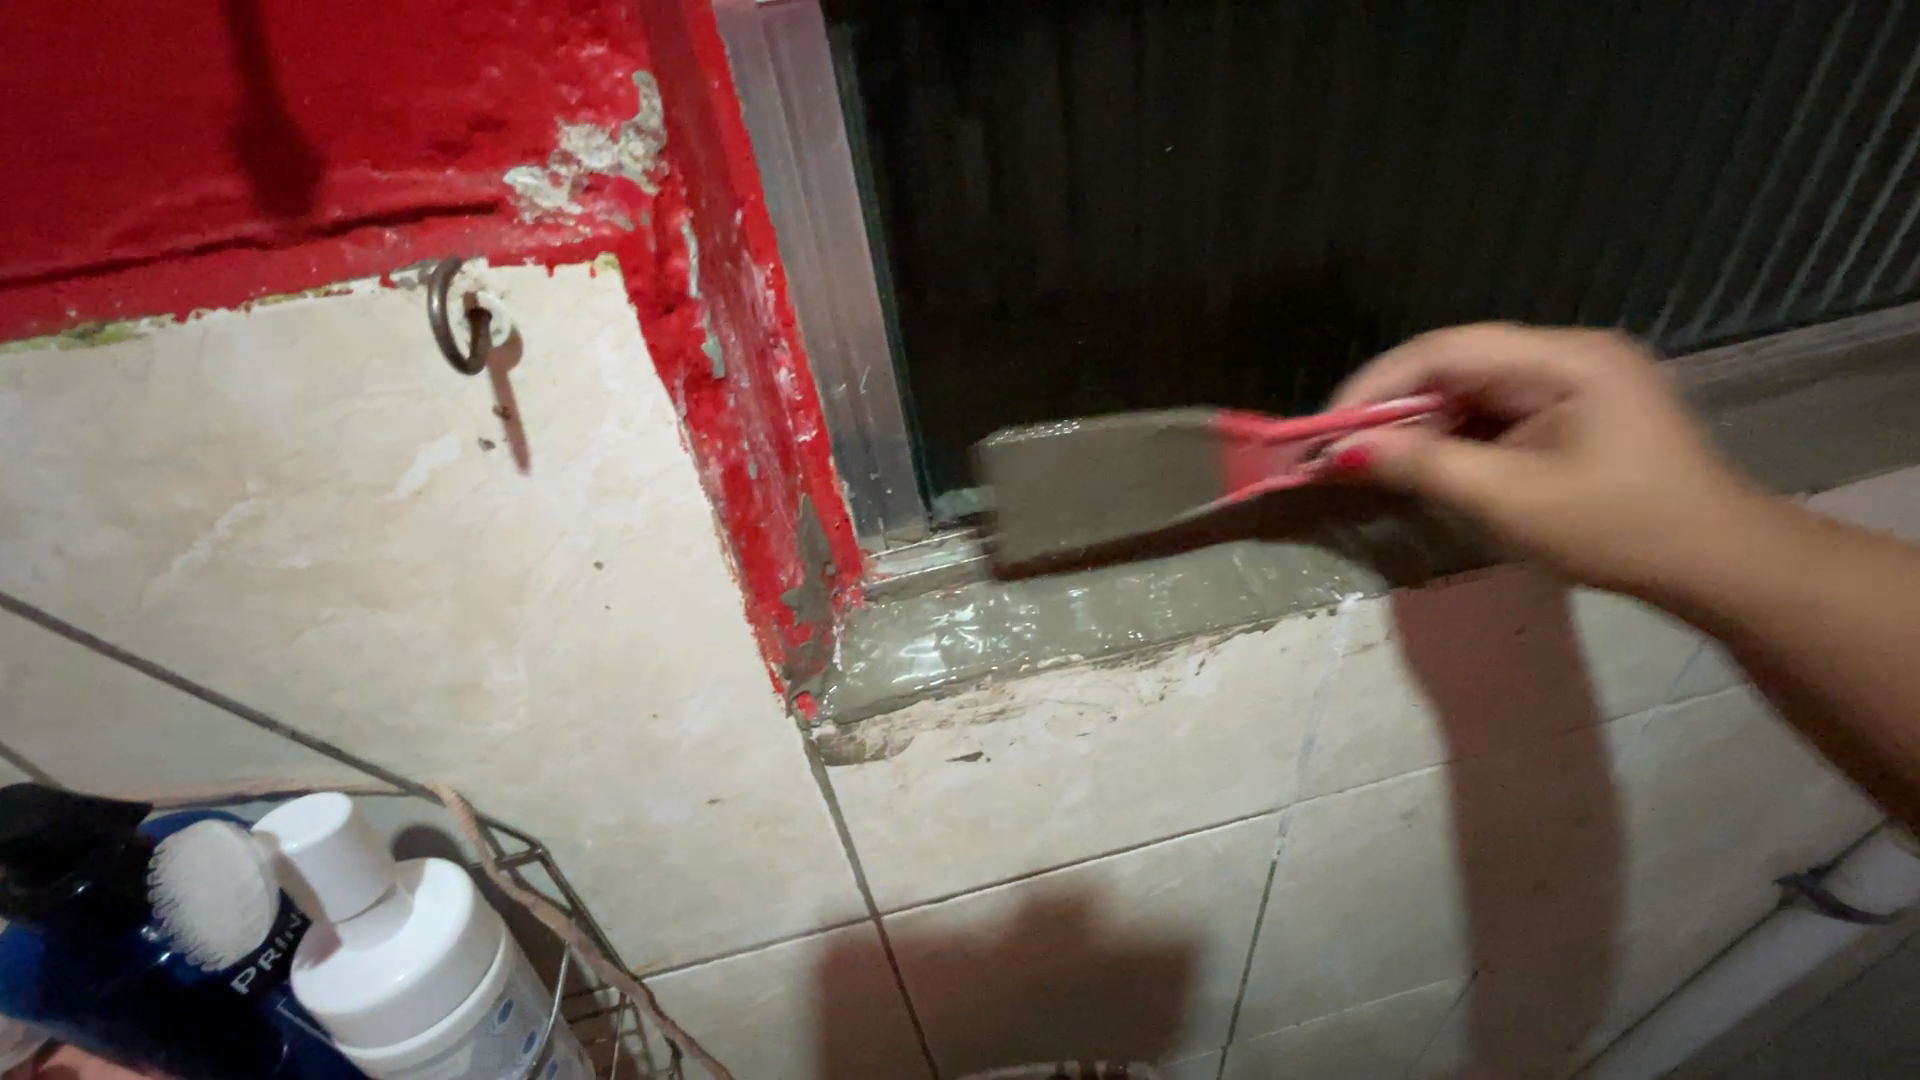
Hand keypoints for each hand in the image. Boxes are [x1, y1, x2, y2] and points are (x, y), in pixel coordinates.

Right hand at [1328, 322, 1772, 596]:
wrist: (1717, 565)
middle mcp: (1563, 355)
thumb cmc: (1618, 529)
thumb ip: (1421, 466)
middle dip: (1388, 407)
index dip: (1374, 385)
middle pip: (1450, 365)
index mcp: (1564, 360)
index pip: (1444, 350)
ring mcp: (1566, 381)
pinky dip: (1444, 437)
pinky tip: (1416, 463)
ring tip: (1368, 460)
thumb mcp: (1508, 500)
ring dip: (1413, 425)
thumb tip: (1341, 453)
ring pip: (1462, 390)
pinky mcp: (1563, 410)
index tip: (1326, 428)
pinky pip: (1484, 411)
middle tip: (1338, 448)